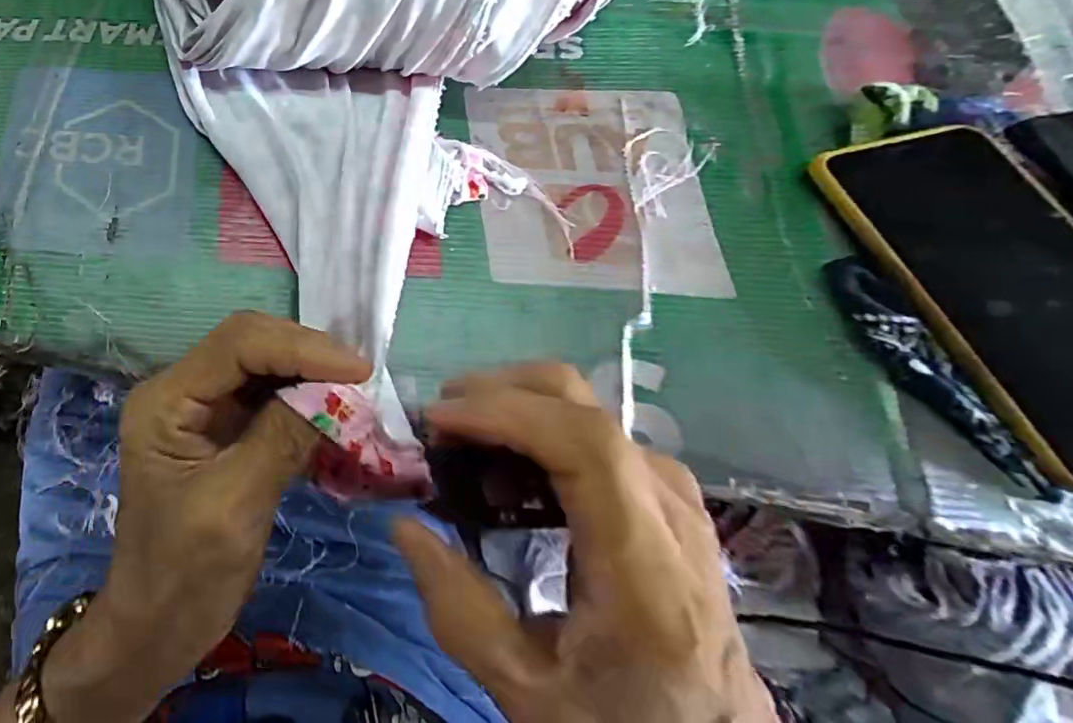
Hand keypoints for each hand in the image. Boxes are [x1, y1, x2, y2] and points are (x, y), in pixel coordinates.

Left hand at [41, 313, 370, 722]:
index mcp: (165, 400)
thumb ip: (281, 440)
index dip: (298, 347)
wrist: (155, 625)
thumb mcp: (234, 506)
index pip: (235, 345)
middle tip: (362, 380)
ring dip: (308, 375)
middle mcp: (178, 390)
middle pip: (246, 345)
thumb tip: (337, 393)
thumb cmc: (184, 573)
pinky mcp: (218, 430)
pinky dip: (301, 401)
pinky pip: (264, 398)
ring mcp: (197, 409)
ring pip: (259, 367)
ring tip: (356, 393)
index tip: (359, 369)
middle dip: (305, 355)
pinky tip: (332, 413)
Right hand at [393, 363, 775, 722]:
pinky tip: (506, 464)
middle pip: (585, 407)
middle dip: (496, 392)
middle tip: (437, 423)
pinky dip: (537, 424)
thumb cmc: (618, 720)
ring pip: (590, 407)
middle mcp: (673, 520)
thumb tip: (405, 525)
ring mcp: (676, 503)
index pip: (588, 446)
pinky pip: (594, 432)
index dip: (503, 413)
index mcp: (647, 573)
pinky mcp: (665, 502)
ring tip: (464, 442)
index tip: (436, 422)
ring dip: (514, 403)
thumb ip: (458, 609)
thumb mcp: (524, 690)